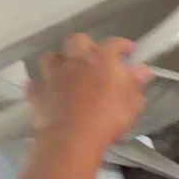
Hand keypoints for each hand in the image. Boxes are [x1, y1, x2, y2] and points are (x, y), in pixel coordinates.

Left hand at [27, 34, 153, 155]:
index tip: (130, 51)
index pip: (114, 43)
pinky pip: (35, 84)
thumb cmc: (109, 117)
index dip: (123, 45)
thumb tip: (143, 70)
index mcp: (102, 59)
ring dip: (59, 62)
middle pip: (77, 40)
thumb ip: (136, 84)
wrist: (73, 138)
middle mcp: (76, 60)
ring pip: (51, 58)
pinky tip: (47, 91)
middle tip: (93, 58)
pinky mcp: (38, 93)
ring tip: (66, 72)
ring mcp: (54, 75)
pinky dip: (41, 86)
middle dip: (85, 45)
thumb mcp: (134, 102)